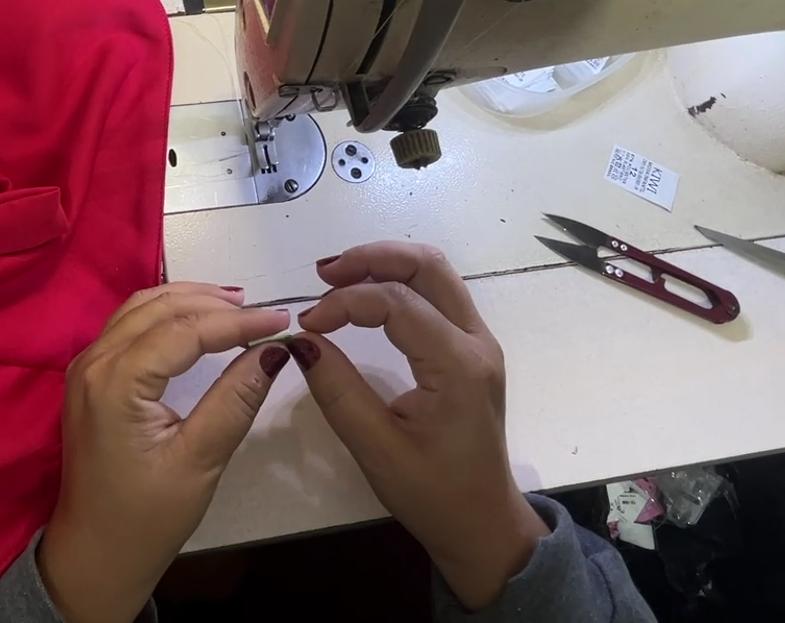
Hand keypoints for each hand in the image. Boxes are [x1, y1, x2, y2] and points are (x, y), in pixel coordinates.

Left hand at [38, 282, 290, 622]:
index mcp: (116, 382)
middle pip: (161, 307)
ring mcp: (87, 363)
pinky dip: (167, 311)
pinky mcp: (90, 372)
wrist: (93, 555)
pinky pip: (130, 322)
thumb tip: (274, 348)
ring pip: (142, 306)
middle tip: (262, 310)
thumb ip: (235, 399)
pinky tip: (196, 317)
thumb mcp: (199, 461)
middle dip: (214, 303)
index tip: (280, 318)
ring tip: (236, 305)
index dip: (236, 321)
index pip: (184, 329)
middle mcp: (95, 360)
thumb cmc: (146, 518)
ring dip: (190, 299)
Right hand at [290, 242, 548, 610]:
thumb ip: (337, 390)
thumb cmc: (434, 495)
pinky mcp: (469, 345)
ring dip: (384, 263)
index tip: (308, 323)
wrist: (484, 527)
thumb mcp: (376, 449)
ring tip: (338, 277)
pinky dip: (396, 280)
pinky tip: (364, 293)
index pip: (397, 303)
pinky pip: (435, 291)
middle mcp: (476, 340)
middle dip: (372, 257)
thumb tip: (299, 340)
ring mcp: (478, 339)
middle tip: (324, 273)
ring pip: (433, 271)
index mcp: (458, 366)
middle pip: (427, 265)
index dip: (346, 302)